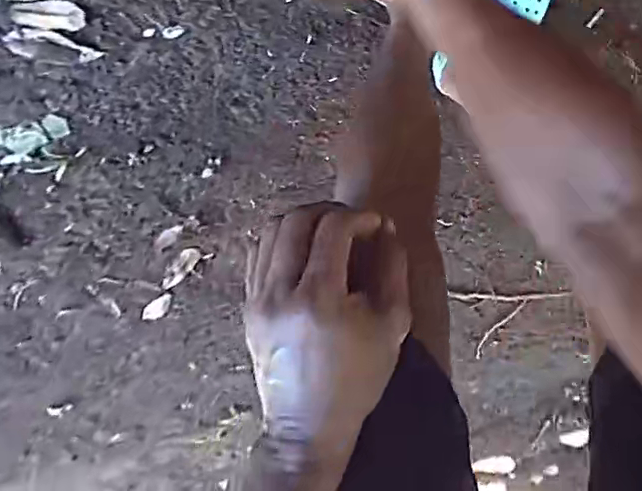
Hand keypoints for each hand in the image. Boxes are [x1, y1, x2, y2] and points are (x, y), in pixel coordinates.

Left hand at [245, 205, 411, 457]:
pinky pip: (258, 253)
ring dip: (306, 221)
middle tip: (353, 224)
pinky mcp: (247, 309)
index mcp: (319, 298)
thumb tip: (386, 226)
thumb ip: (394, 265)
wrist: (307, 430)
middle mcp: (279, 295)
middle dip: (331, 211)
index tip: (377, 226)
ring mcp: (257, 302)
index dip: (360, 216)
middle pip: (297, 219)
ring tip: (330, 234)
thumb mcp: (394, 320)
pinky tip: (307, 251)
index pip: (333, 226)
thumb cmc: (358, 376)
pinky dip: (284, 240)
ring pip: (272, 230)